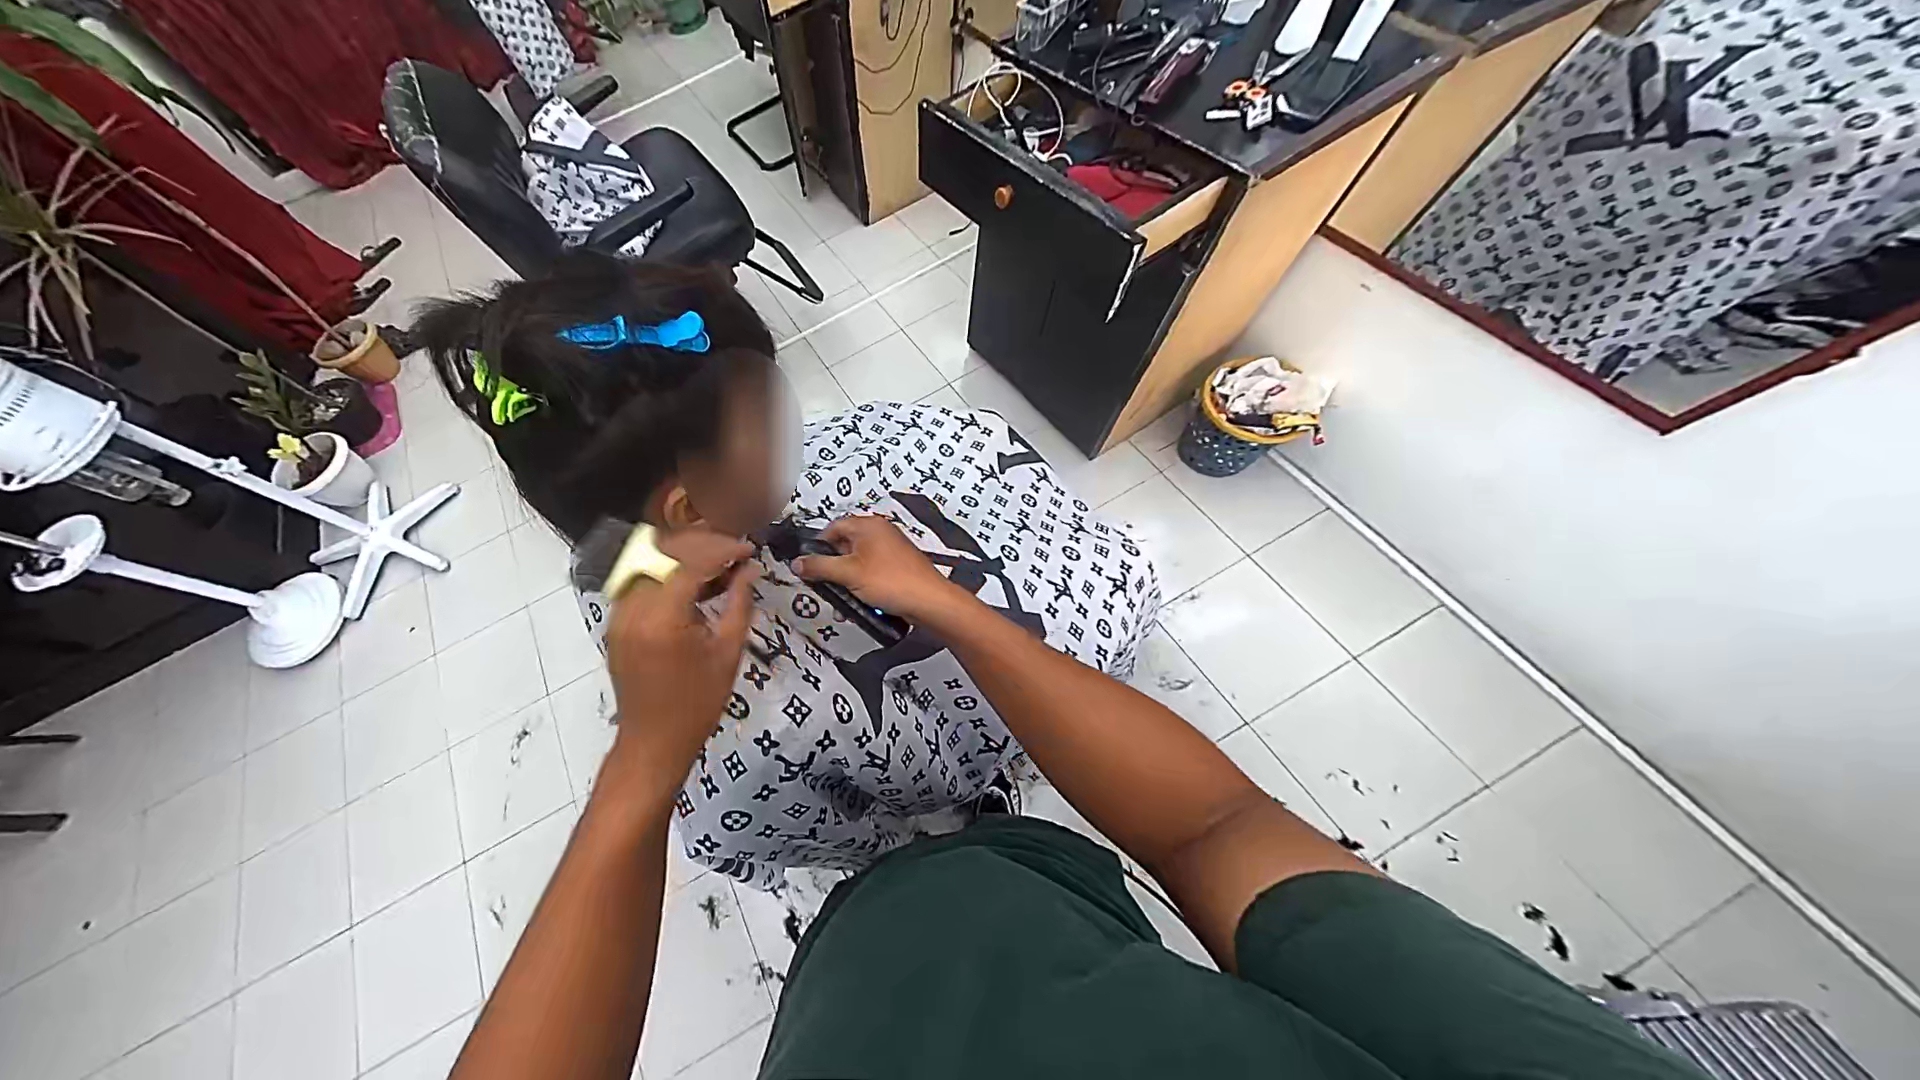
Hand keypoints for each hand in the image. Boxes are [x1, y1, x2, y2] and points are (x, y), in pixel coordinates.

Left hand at [602, 529, 759, 805]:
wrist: (653, 741)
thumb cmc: (698, 703)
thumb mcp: (728, 652)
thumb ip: (739, 603)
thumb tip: (749, 570)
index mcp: (662, 617)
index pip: (691, 562)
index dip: (723, 549)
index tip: (749, 549)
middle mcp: (632, 608)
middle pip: (665, 553)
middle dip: (703, 545)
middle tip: (734, 552)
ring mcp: (619, 614)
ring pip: (650, 562)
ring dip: (685, 556)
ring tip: (720, 565)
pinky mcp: (617, 622)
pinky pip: (642, 582)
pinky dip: (669, 574)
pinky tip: (696, 584)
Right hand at [793, 514, 967, 622]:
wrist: (929, 602)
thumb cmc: (900, 582)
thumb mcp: (848, 574)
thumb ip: (819, 567)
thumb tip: (800, 563)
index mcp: (869, 525)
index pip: (832, 527)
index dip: (817, 545)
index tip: (809, 562)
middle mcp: (881, 534)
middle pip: (844, 546)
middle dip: (832, 568)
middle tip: (825, 582)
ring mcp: (889, 552)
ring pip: (856, 564)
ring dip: (846, 582)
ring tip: (844, 598)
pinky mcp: (895, 570)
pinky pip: (870, 575)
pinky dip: (861, 587)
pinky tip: (861, 602)